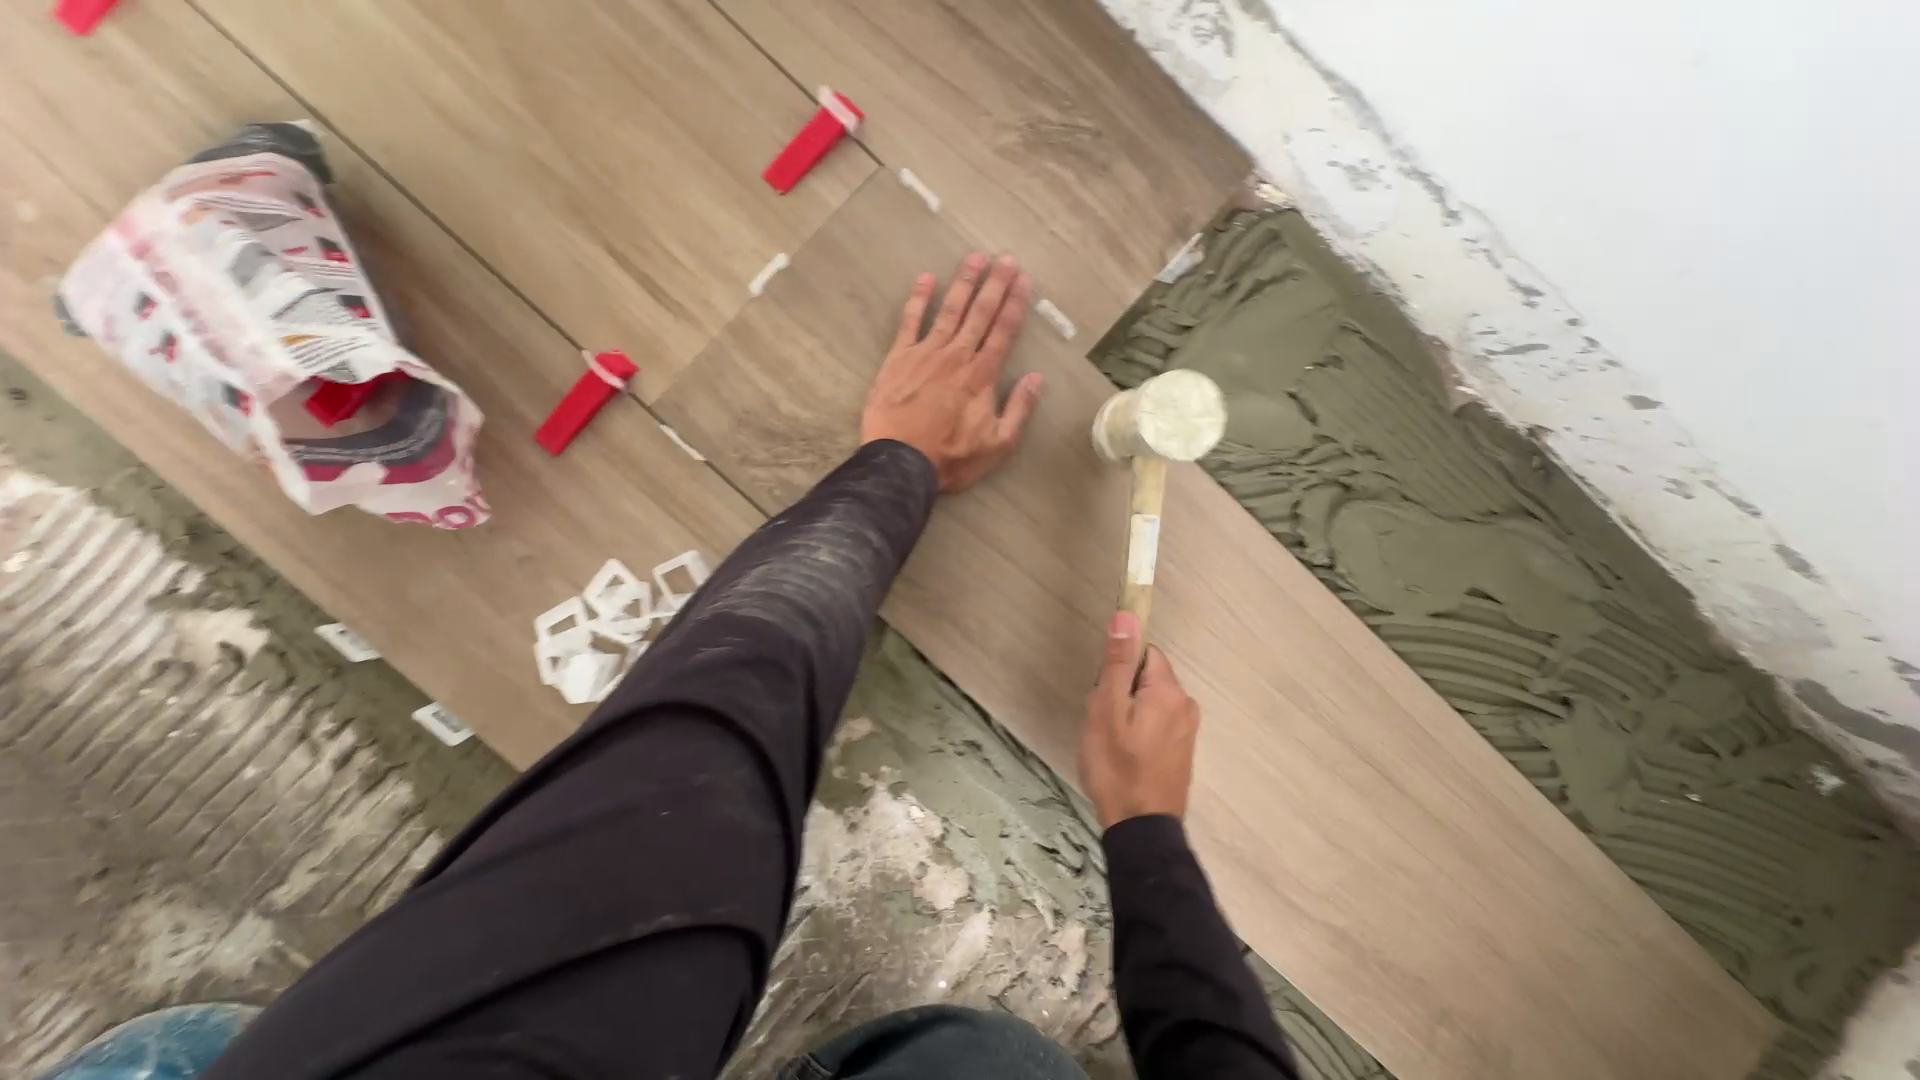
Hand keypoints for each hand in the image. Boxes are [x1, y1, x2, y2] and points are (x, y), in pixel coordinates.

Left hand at [861, 253, 1045, 492]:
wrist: (900, 463)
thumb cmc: (951, 458)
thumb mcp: (998, 445)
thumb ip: (1019, 409)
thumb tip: (1037, 378)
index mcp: (982, 376)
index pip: (1004, 332)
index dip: (1015, 305)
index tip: (1024, 280)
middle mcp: (957, 356)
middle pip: (980, 314)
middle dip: (995, 285)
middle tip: (1006, 258)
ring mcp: (926, 354)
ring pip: (950, 310)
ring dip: (964, 283)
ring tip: (975, 258)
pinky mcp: (898, 358)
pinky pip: (910, 322)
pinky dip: (919, 299)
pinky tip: (926, 278)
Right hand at [1081, 611, 1201, 828]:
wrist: (1141, 828)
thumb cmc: (1117, 767)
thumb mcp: (1106, 710)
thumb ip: (1116, 663)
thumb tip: (1127, 615)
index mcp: (1169, 691)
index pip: (1143, 654)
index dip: (1117, 670)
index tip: (1104, 697)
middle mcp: (1186, 705)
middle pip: (1144, 678)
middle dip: (1119, 694)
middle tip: (1103, 724)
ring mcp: (1187, 731)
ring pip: (1147, 703)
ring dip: (1126, 715)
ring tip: (1111, 745)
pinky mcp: (1182, 752)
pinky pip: (1154, 725)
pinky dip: (1137, 734)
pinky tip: (1124, 757)